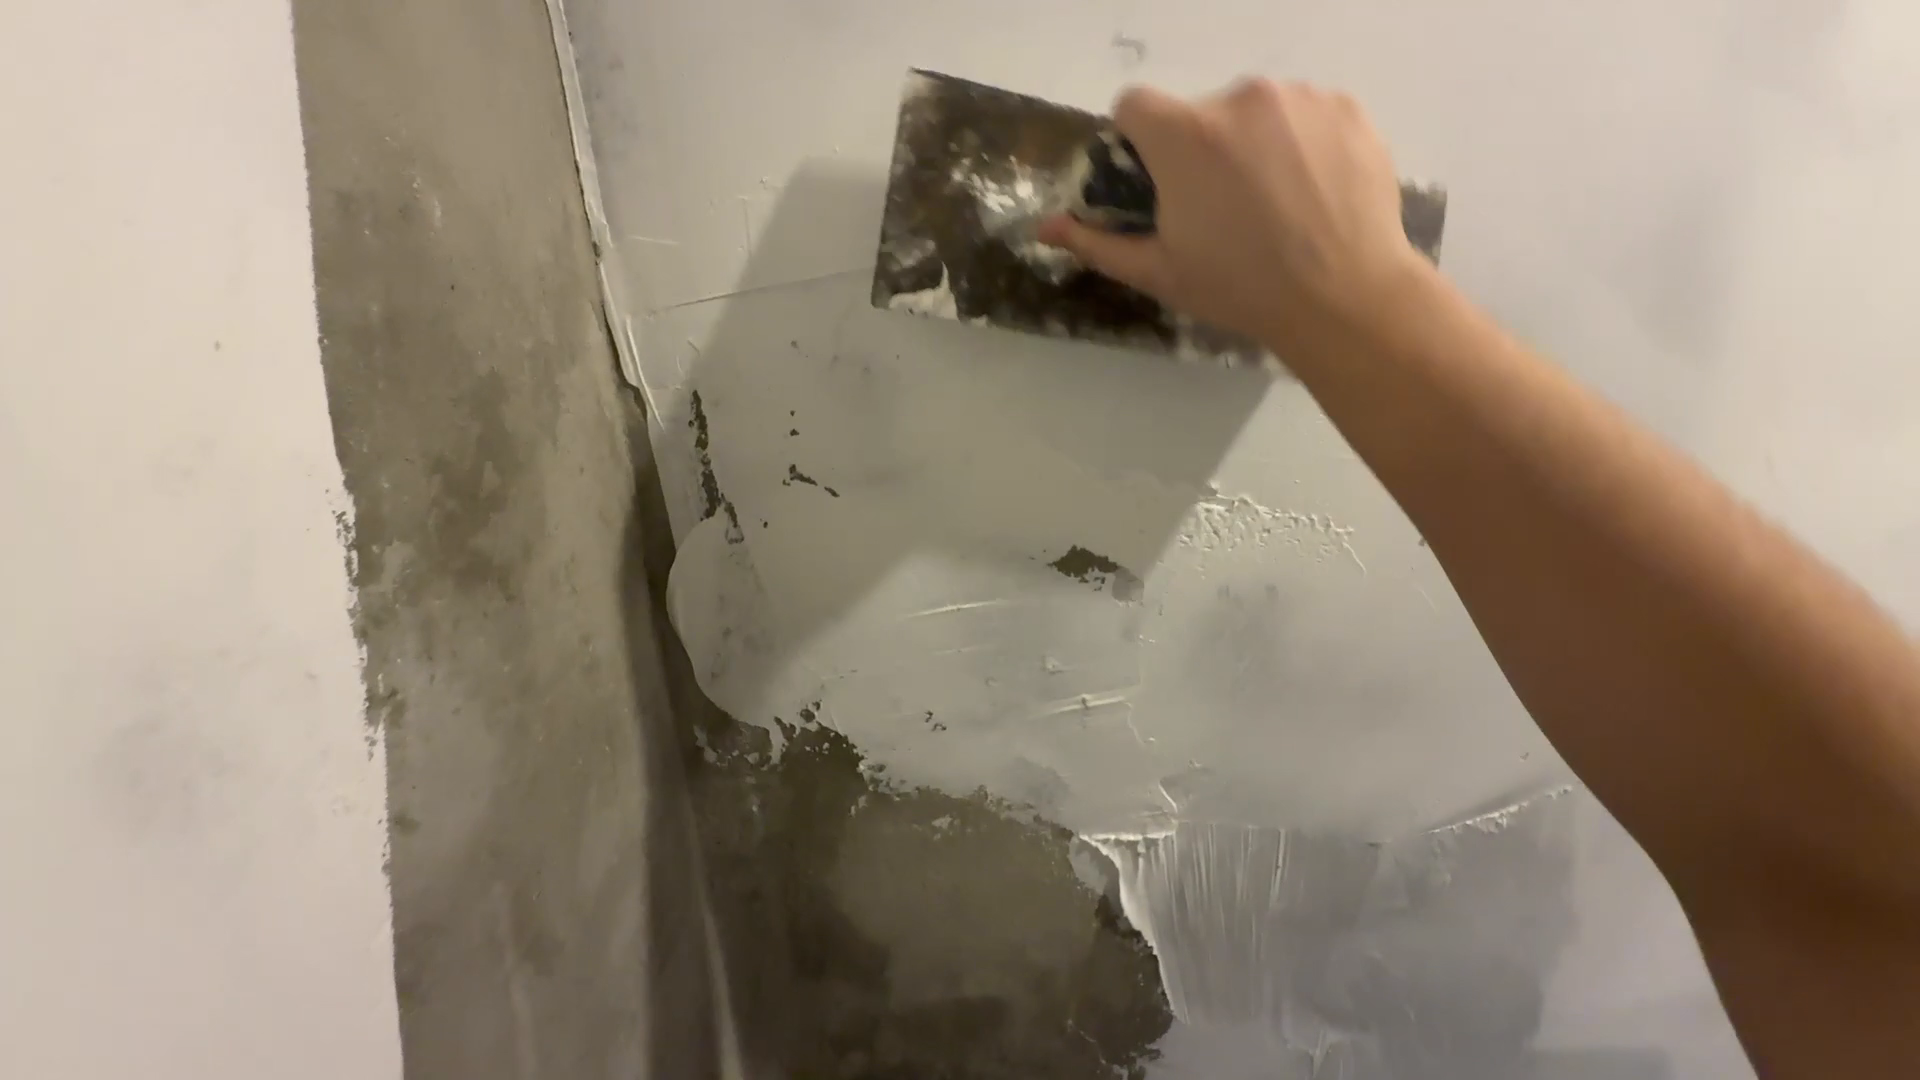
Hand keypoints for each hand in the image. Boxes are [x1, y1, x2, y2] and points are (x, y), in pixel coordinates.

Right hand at [1039, 79, 1426, 354]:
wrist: (1343, 297)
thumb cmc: (1238, 288)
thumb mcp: (1158, 272)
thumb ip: (1097, 242)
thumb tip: (1043, 227)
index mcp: (1185, 136)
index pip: (1133, 105)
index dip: (1135, 142)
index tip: (1154, 181)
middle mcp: (1240, 98)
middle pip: (1198, 112)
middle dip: (1198, 151)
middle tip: (1220, 209)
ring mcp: (1300, 97)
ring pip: (1255, 110)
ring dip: (1251, 145)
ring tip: (1272, 203)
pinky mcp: (1347, 106)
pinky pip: (1305, 113)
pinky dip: (1300, 143)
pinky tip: (1310, 192)